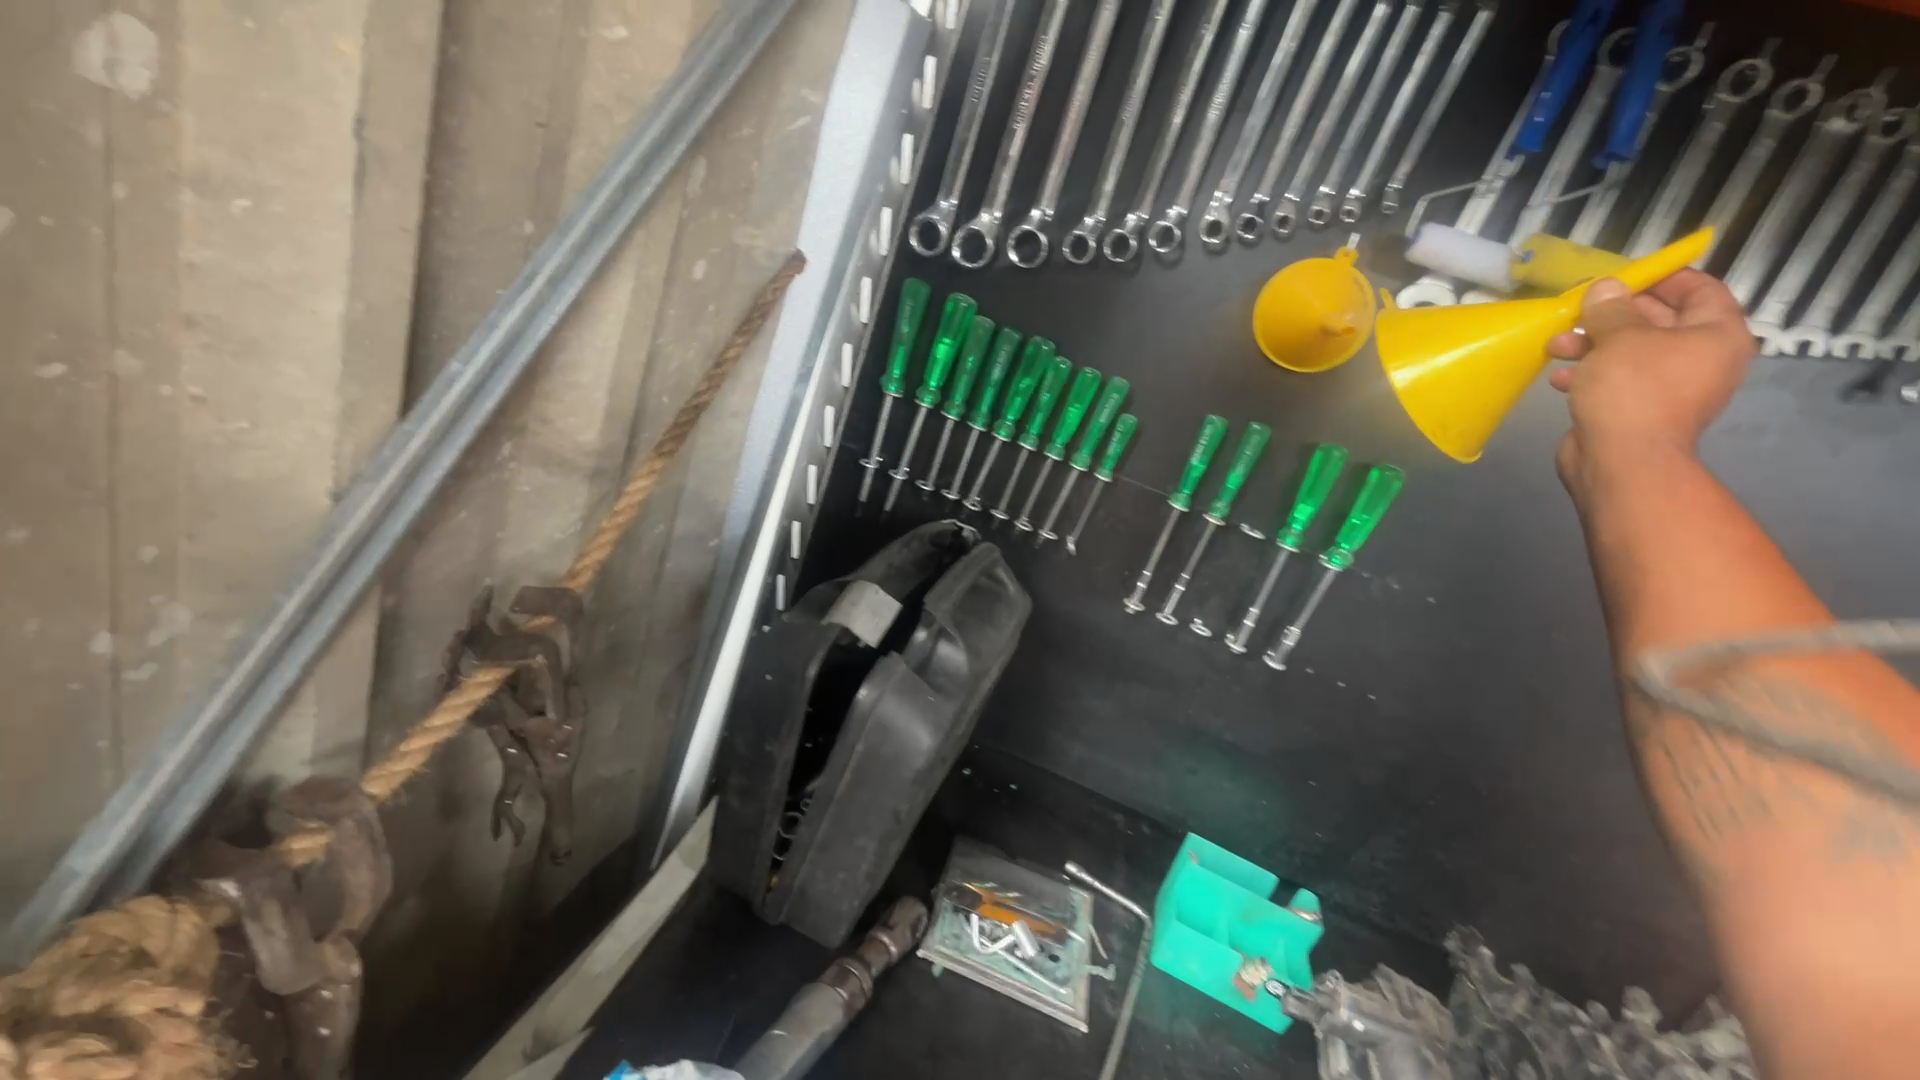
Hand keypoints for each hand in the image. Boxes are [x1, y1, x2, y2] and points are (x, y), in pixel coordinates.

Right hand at [1546, 269, 1751, 495]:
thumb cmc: (1633, 389)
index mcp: (1716, 334)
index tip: (1625, 273)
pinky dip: (1588, 374)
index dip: (1663, 277)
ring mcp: (1669, 388)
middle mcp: (1700, 358)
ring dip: (1591, 345)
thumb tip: (1606, 287)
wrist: (1623, 460)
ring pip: (1629, 352)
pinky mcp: (1638, 410)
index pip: (1700, 290)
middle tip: (1578, 308)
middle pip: (1658, 321)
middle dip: (1613, 314)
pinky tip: (1559, 377)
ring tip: (1555, 345)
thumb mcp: (1619, 337)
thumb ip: (1611, 308)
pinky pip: (1615, 380)